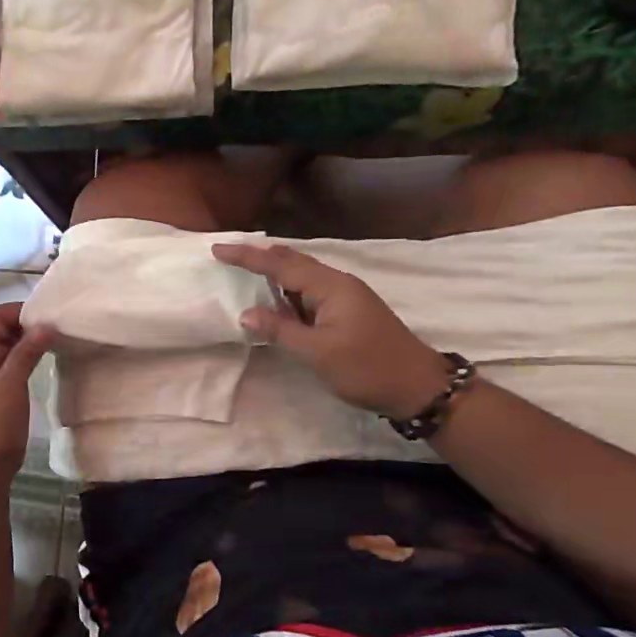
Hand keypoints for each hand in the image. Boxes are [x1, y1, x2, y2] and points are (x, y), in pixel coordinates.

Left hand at [0, 303, 55, 475]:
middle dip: (30, 323)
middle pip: (4, 329)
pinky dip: (33, 358)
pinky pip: (17, 366)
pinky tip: (51, 362)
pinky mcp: (4, 395)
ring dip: (33, 341)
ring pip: (12, 348)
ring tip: (61, 340)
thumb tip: (46, 323)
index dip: (20, 310)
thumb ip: (27, 352)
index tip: (50, 315)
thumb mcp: (11, 385)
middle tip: (61, 326)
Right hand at [211, 243, 446, 417]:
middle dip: (262, 258)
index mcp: (331, 287)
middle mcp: (339, 284)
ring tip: (248, 270)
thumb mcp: (318, 352)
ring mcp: (347, 298)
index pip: (282, 265)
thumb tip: (246, 313)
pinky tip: (280, 299)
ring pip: (305, 278)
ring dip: (277, 274)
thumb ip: (281, 330)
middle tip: (231, 255)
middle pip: (295, 263)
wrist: (416, 386)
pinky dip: (291, 293)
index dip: (248, 258)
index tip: (219, 250)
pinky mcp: (350, 313)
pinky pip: (313, 293)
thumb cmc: (366, 368)